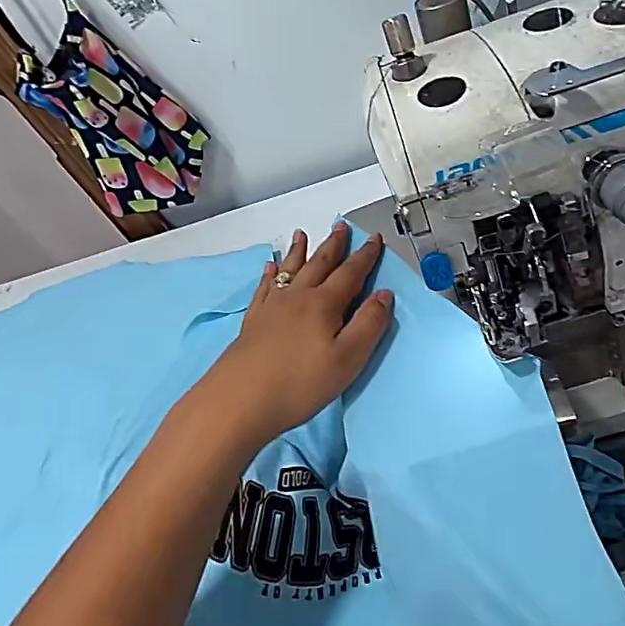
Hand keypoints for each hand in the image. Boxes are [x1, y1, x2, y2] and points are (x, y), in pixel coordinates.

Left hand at [186, 222, 392, 453]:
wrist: (240, 400)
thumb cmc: (300, 383)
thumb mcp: (348, 359)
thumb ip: (369, 325)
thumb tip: (384, 294)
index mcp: (324, 305)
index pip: (350, 273)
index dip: (365, 256)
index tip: (374, 238)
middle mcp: (297, 298)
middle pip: (319, 264)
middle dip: (333, 245)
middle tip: (341, 225)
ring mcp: (272, 308)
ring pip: (290, 271)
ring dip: (299, 252)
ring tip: (302, 234)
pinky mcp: (253, 322)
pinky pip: (264, 288)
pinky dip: (270, 275)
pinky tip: (269, 268)